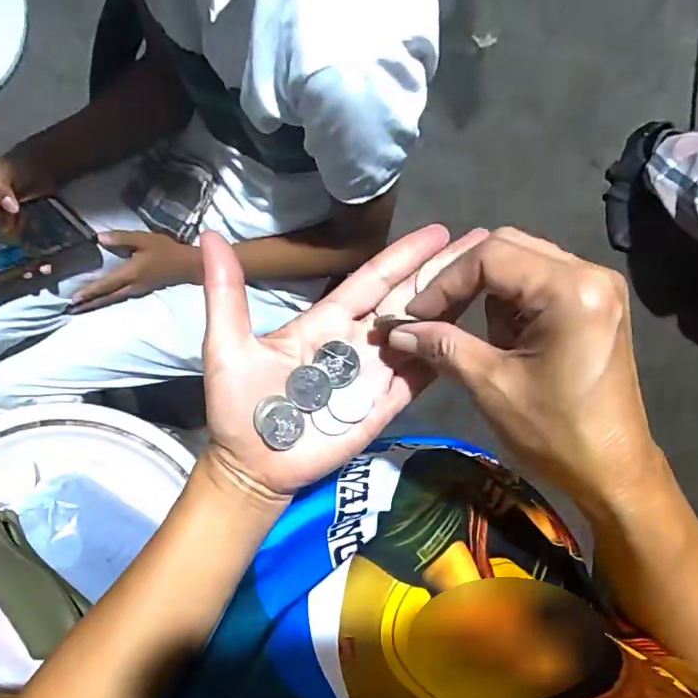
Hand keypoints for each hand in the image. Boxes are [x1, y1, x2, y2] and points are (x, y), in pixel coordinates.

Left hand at [69, 231, 202, 313]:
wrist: (189, 266)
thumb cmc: (167, 251)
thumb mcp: (144, 239)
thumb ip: (121, 239)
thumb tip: (98, 238)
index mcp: (130, 274)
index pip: (105, 284)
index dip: (89, 291)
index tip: (74, 299)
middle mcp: (132, 286)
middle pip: (107, 298)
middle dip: (89, 304)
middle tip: (71, 310)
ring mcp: (138, 291)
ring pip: (113, 299)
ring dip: (97, 304)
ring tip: (83, 307)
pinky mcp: (142, 290)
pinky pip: (120, 297)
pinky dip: (108, 300)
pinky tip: (103, 300)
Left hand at [199, 226, 488, 501]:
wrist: (251, 466)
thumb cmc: (238, 409)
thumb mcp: (227, 346)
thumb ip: (227, 293)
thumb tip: (208, 237)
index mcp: (323, 323)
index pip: (371, 281)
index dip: (403, 256)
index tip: (438, 232)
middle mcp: (355, 344)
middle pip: (405, 301)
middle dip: (441, 272)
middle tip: (482, 244)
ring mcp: (371, 377)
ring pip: (418, 336)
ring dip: (451, 310)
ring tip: (488, 283)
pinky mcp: (381, 409)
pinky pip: (416, 380)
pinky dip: (442, 359)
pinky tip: (471, 339)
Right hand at [386, 227, 660, 513]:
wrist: (611, 470)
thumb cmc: (554, 433)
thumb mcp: (491, 386)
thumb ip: (443, 347)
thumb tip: (396, 330)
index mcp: (570, 290)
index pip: (490, 256)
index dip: (443, 283)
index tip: (412, 317)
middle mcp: (590, 274)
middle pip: (507, 248)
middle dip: (461, 282)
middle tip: (428, 316)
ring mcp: (597, 288)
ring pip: (522, 263)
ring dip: (485, 295)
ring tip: (468, 336)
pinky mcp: (594, 306)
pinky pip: (539, 285)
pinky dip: (509, 305)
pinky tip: (499, 340)